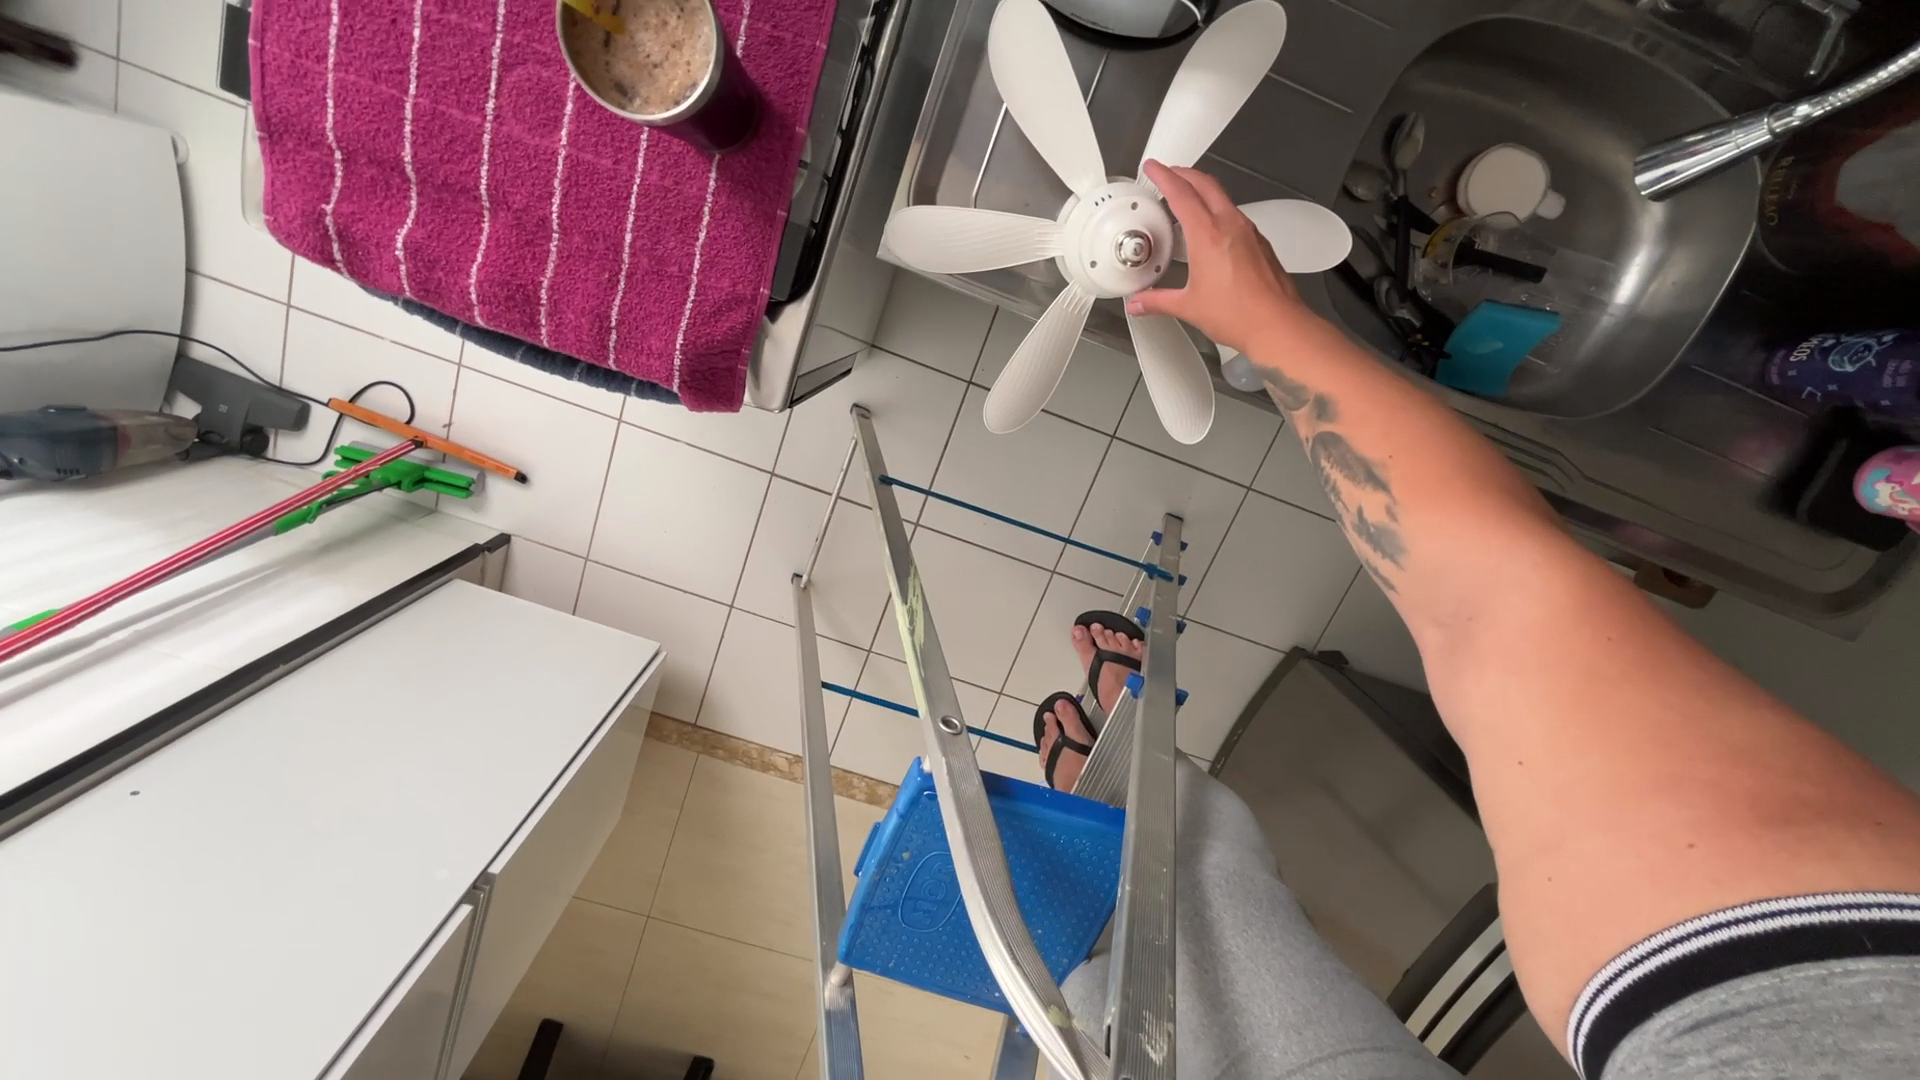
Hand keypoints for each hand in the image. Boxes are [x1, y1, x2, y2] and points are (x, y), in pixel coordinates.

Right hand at [1126, 160, 1309, 354]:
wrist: (1276, 325)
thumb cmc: (1240, 314)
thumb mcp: (1188, 307)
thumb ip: (1158, 301)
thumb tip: (1140, 303)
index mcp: (1208, 235)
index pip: (1181, 194)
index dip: (1164, 176)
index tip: (1154, 168)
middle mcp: (1231, 226)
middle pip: (1205, 184)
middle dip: (1184, 174)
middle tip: (1169, 174)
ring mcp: (1248, 232)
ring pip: (1222, 197)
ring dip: (1202, 191)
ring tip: (1187, 199)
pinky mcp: (1259, 243)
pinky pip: (1235, 216)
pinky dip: (1218, 211)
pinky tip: (1211, 229)